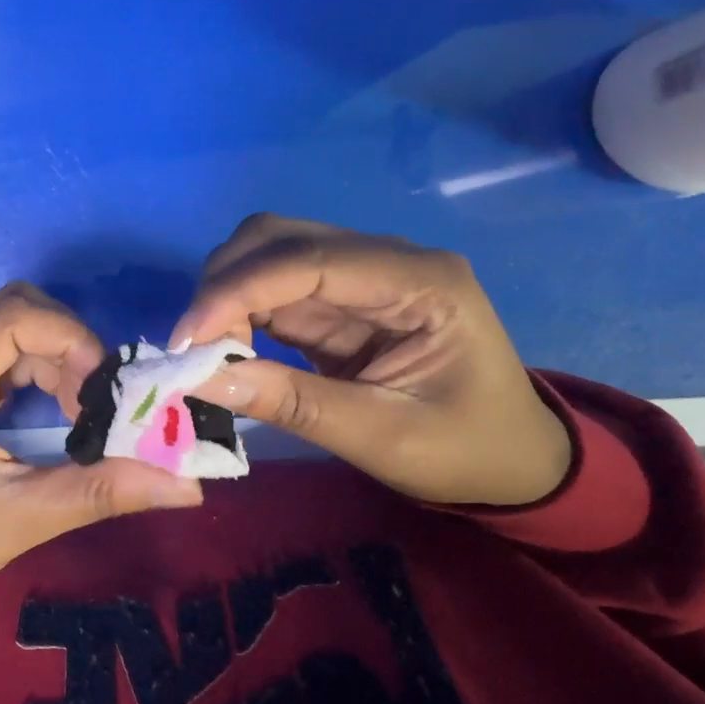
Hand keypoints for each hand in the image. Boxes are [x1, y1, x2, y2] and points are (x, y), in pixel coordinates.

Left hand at [0, 284, 206, 619]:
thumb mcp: (26, 518)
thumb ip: (101, 492)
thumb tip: (188, 485)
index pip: (12, 318)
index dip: (69, 337)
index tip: (102, 386)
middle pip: (14, 307)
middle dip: (68, 341)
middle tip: (95, 399)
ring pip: (10, 319)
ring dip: (57, 352)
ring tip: (80, 411)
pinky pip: (1, 341)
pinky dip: (39, 361)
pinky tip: (55, 405)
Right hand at [172, 214, 570, 507]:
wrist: (517, 465)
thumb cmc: (468, 452)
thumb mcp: (383, 439)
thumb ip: (290, 403)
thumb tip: (198, 378)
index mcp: (420, 282)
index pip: (309, 259)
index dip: (238, 291)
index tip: (188, 339)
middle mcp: (385, 261)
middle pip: (277, 238)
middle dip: (224, 285)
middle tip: (195, 347)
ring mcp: (357, 276)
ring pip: (263, 255)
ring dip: (223, 296)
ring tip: (209, 353)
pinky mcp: (333, 300)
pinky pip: (267, 289)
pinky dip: (234, 313)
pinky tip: (223, 348)